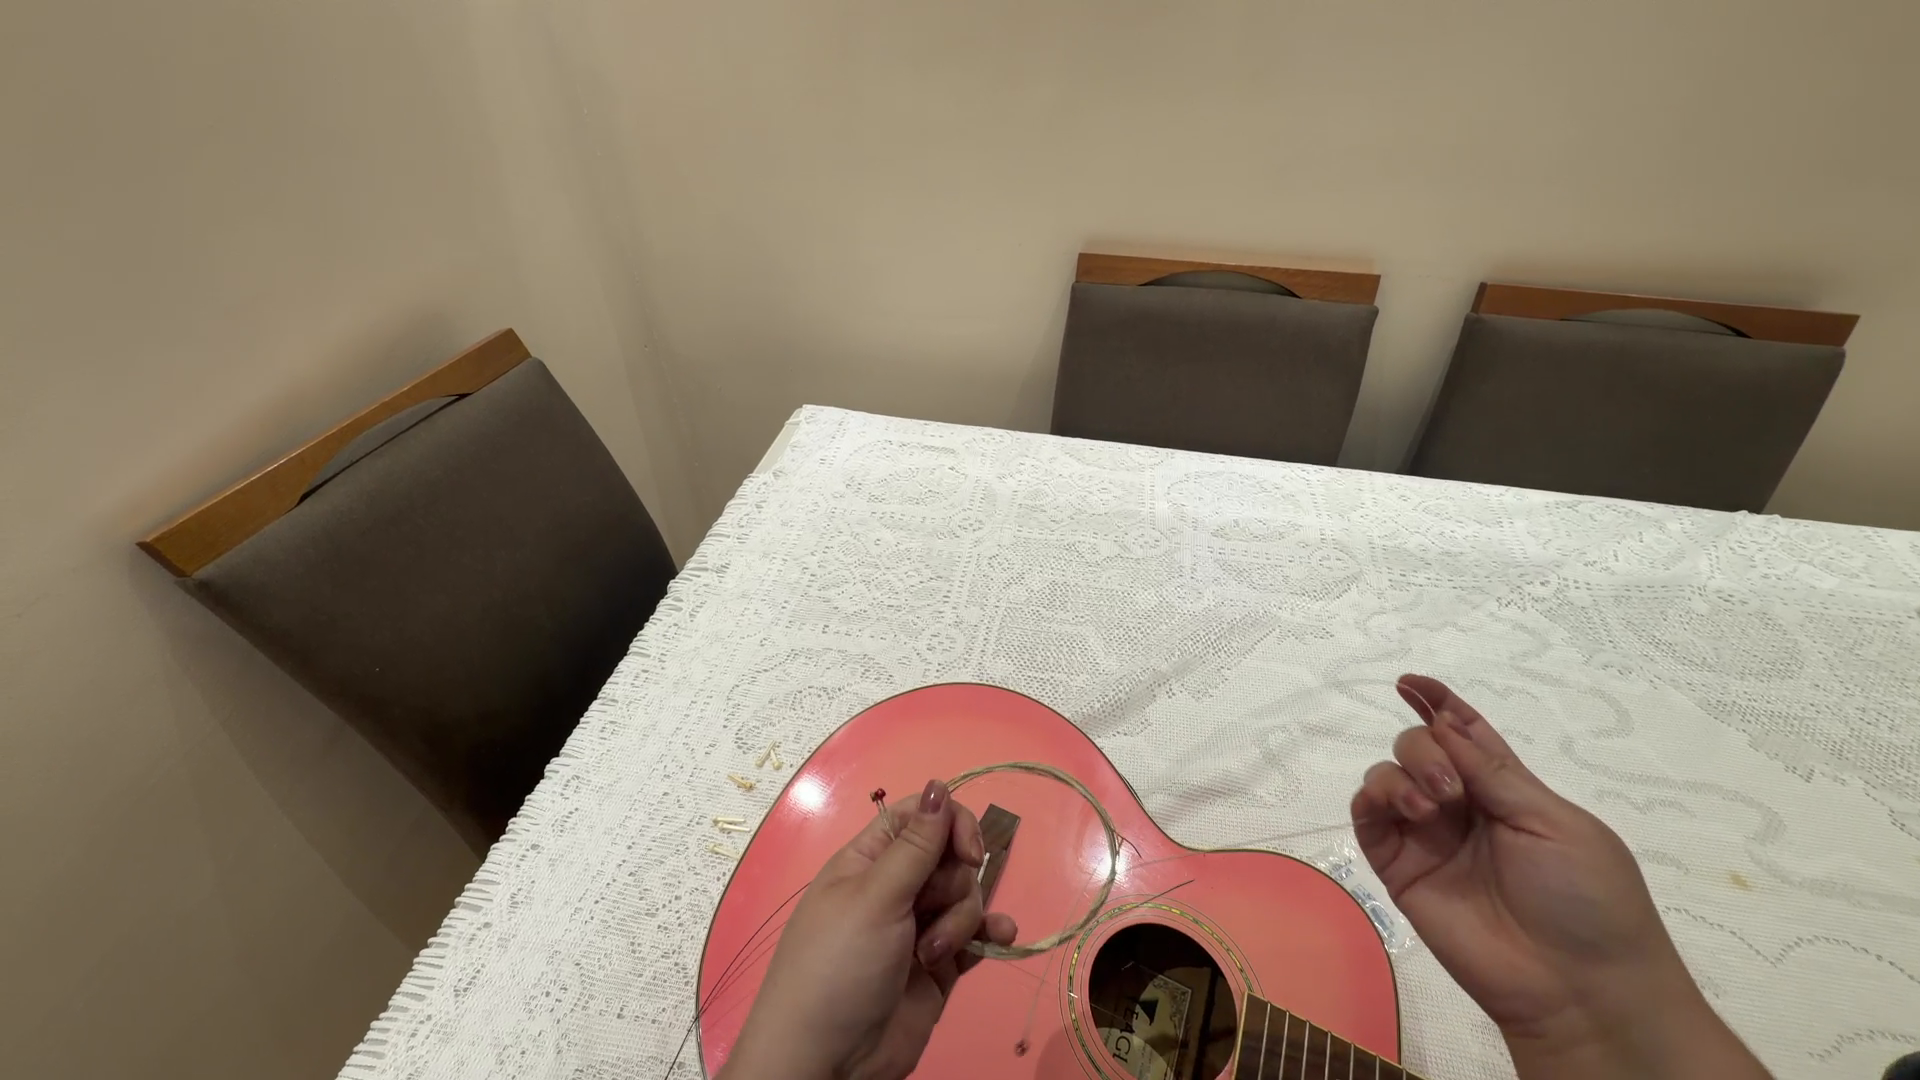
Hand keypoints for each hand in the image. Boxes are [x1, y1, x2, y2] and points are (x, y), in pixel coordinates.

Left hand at [721, 780, 1017, 1079]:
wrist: (828, 1065)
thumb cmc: (839, 966)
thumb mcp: (874, 899)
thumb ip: (915, 846)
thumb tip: (941, 783)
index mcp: (870, 859)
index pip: (921, 816)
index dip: (950, 823)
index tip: (968, 851)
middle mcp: (897, 886)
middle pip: (950, 856)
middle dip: (954, 881)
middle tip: (930, 910)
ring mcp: (920, 926)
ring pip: (966, 895)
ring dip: (960, 921)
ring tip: (932, 955)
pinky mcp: (940, 965)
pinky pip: (976, 935)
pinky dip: (991, 933)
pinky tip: (1003, 938)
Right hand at [1350, 675, 1768, 1079]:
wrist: (1576, 987)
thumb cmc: (1588, 899)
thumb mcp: (1551, 821)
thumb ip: (1490, 771)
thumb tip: (1441, 723)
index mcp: (1506, 791)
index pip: (1465, 735)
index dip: (1439, 704)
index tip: (1410, 683)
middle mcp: (1459, 806)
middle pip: (1419, 747)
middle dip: (1425, 750)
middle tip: (1451, 789)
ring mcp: (1424, 835)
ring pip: (1387, 774)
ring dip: (1403, 774)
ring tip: (1432, 808)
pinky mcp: (1396, 864)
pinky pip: (1367, 814)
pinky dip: (1374, 798)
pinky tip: (1402, 811)